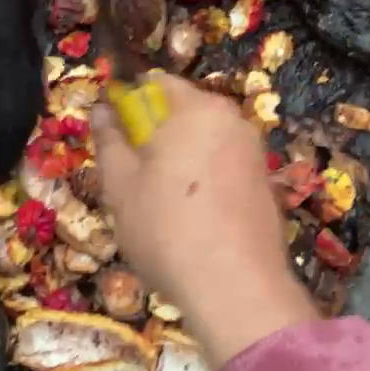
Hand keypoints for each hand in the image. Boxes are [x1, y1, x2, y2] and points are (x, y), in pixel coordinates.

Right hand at [90, 73, 316, 368]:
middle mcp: (234, 120)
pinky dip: (207, 183)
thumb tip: (102, 108)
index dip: (131, 103)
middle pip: (186, 113)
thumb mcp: (121, 186)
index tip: (116, 137)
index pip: (159, 83)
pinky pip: (227, 170)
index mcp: (198, 108)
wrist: (237, 287)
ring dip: (183, 161)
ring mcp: (256, 153)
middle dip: (159, 135)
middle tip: (134, 179)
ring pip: (207, 143)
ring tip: (161, 207)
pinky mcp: (267, 186)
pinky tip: (194, 223)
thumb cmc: (167, 229)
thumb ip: (110, 140)